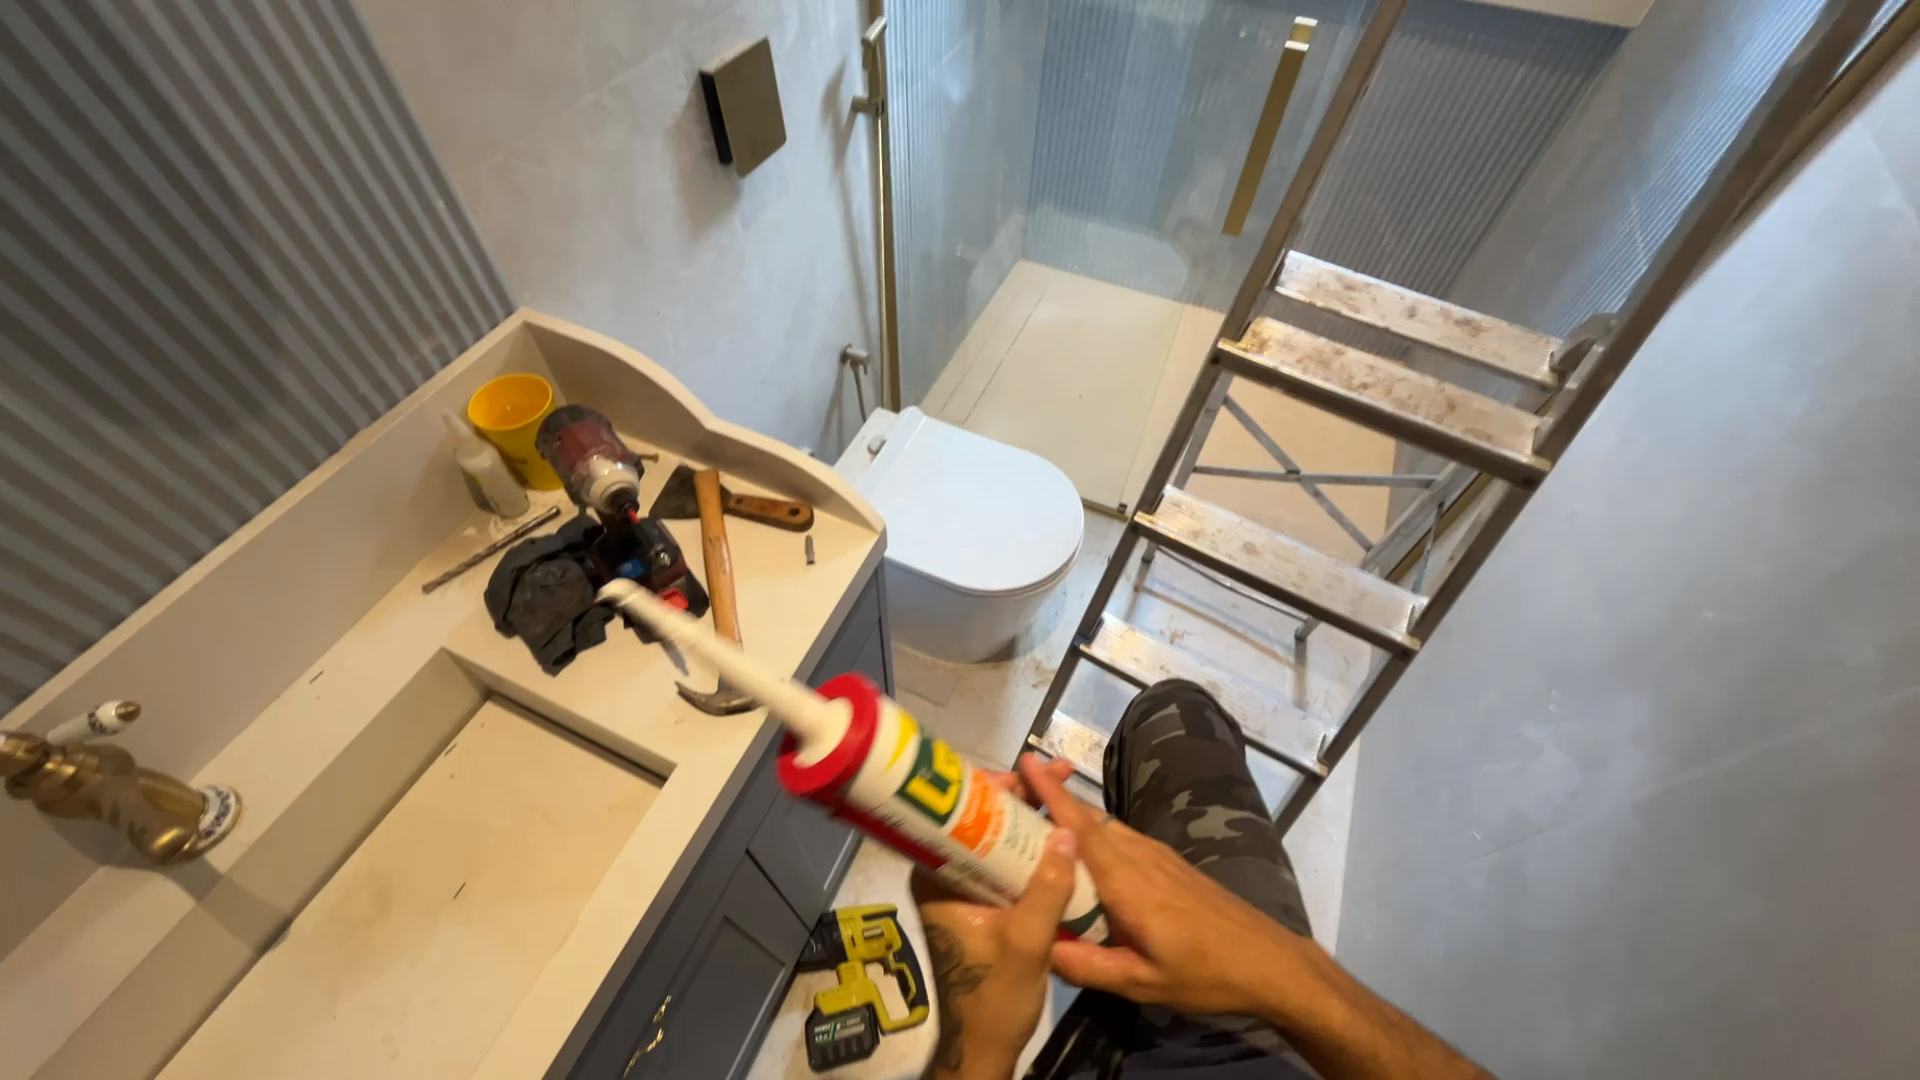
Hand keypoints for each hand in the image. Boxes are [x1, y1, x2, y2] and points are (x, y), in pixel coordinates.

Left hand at [911, 761, 1079, 1079]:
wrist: (984, 1048)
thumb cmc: (994, 998)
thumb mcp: (1026, 943)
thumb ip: (1047, 889)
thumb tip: (1069, 832)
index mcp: (935, 877)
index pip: (955, 812)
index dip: (991, 786)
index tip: (1028, 773)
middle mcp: (941, 873)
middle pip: (977, 818)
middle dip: (1017, 795)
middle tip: (1056, 775)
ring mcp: (960, 885)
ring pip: (992, 835)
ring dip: (1026, 815)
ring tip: (1061, 791)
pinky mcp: (979, 898)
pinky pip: (1002, 858)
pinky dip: (1027, 843)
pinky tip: (1056, 831)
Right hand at [1017, 753, 1314, 1019]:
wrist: (1267, 960)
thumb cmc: (1204, 972)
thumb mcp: (1143, 983)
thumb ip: (1089, 968)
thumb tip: (1038, 947)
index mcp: (1126, 881)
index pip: (1080, 826)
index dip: (1051, 793)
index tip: (1026, 761)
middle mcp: (1137, 855)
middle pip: (1086, 818)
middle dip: (1049, 801)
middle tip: (1009, 800)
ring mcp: (1154, 853)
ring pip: (1103, 825)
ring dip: (1070, 818)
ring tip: (1034, 828)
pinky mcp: (1166, 859)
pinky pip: (1119, 837)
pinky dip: (1092, 835)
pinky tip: (1082, 858)